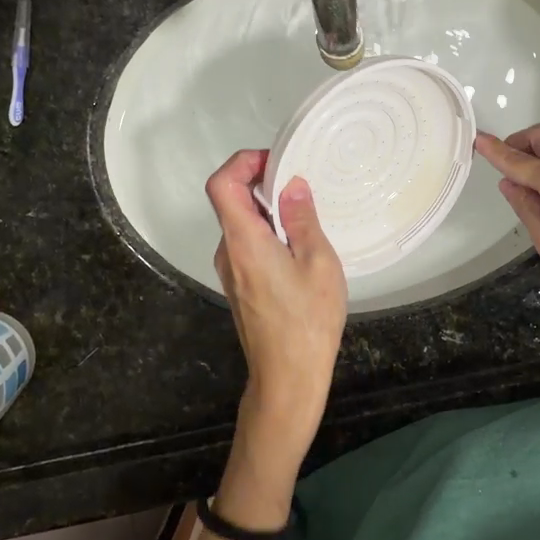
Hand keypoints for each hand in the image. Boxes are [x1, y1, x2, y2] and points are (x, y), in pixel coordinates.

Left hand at [205, 150, 347, 447]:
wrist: (287, 378)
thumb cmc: (307, 319)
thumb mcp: (318, 262)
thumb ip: (302, 219)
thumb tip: (291, 184)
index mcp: (244, 240)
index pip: (221, 184)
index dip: (242, 162)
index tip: (275, 161)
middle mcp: (229, 252)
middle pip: (230, 202)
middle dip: (261, 182)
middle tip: (301, 183)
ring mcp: (232, 272)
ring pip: (241, 225)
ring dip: (267, 210)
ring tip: (307, 216)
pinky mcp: (241, 288)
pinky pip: (248, 245)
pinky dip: (268, 232)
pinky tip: (299, 247)